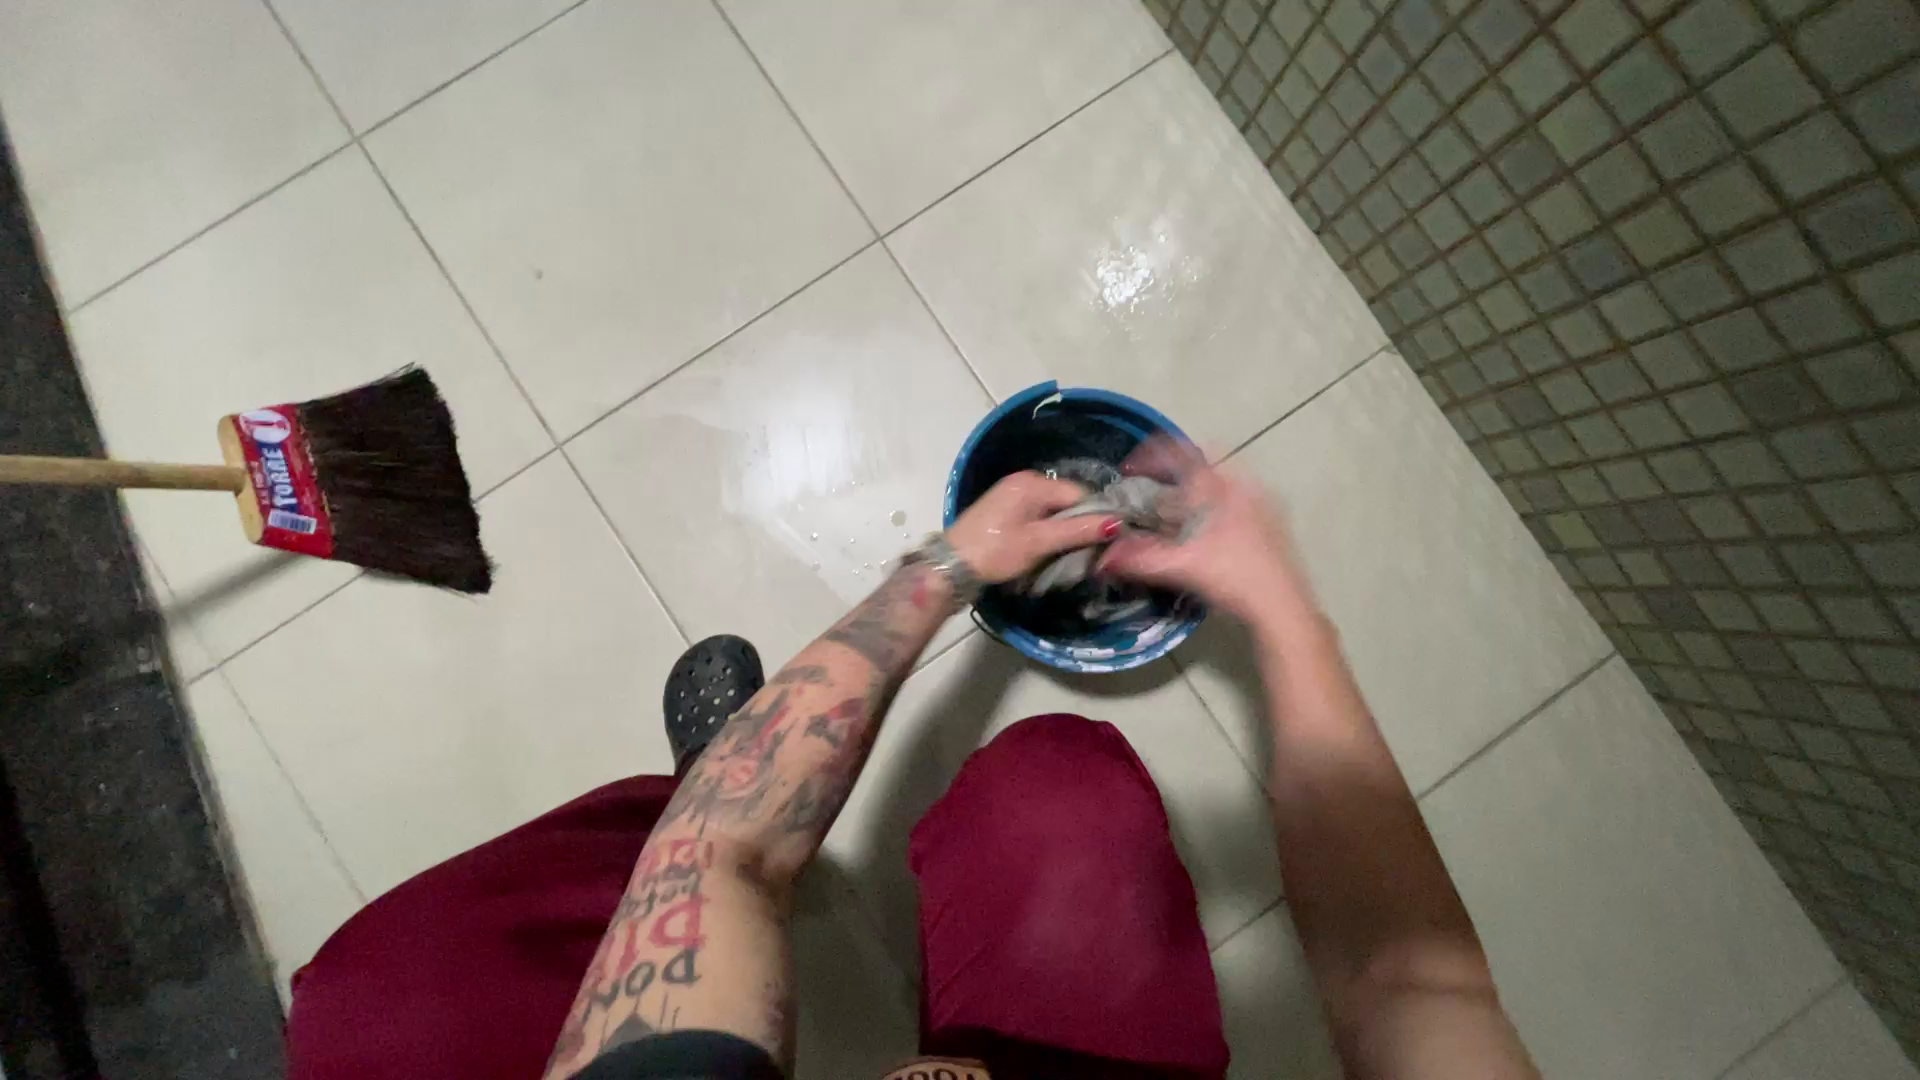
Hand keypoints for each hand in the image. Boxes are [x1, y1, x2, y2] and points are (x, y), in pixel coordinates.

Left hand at [945, 471, 1121, 585]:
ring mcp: (1012, 494)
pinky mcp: (1005, 510)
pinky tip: (1045, 548)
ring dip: (1061, 530)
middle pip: (1066, 501)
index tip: (1106, 542)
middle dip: (1078, 524)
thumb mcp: (1038, 543)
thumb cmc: (995, 552)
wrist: (950, 566)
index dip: (1095, 516)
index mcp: (1033, 483)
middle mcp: (1024, 481)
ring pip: (1052, 510)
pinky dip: (1045, 530)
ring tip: (1066, 553)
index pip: (1080, 493)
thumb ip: (1077, 531)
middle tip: (1087, 552)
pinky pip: (1037, 515)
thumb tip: (1118, 523)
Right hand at [1098, 439, 1311, 622]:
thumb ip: (1139, 559)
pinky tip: (1201, 534)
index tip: (1130, 469)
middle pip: (1201, 467)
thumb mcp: (1182, 567)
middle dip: (1172, 477)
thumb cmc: (1235, 578)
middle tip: (1149, 491)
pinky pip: (1234, 500)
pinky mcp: (1271, 523)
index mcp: (1221, 488)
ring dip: (1192, 494)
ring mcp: (1262, 504)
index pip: (1182, 453)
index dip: (1151, 455)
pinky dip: (1211, 507)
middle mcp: (1244, 487)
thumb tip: (1101, 557)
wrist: (1283, 608)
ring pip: (1218, 485)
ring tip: (1170, 516)